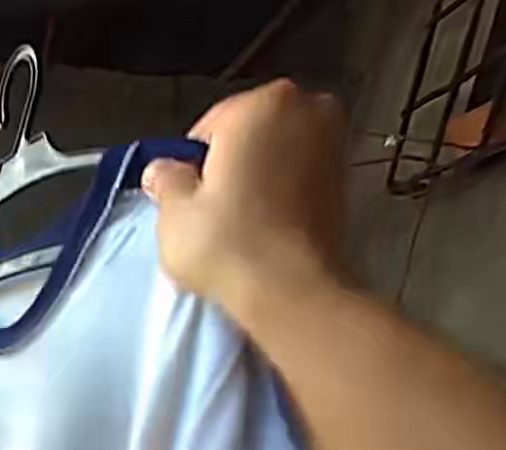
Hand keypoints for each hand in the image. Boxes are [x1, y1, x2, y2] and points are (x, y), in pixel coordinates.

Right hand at [141, 79, 348, 324]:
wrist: (288, 287)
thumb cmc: (226, 244)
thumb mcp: (174, 214)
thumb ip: (166, 181)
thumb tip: (162, 168)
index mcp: (260, 105)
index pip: (209, 126)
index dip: (190, 165)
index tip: (185, 200)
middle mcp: (306, 105)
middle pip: (247, 135)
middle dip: (227, 165)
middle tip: (209, 213)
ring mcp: (333, 140)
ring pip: (274, 154)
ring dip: (254, 179)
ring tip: (238, 223)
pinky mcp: (344, 175)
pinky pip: (296, 175)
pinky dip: (278, 193)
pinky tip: (263, 227)